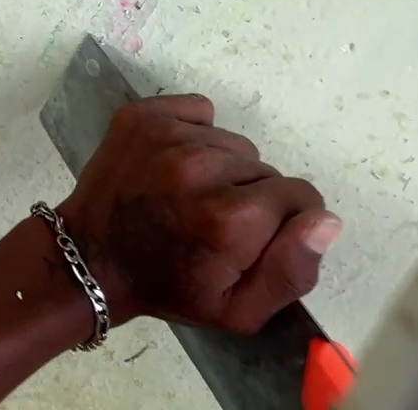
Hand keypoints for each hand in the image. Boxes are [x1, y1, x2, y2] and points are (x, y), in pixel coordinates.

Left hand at [56, 93, 338, 334]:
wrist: (91, 254)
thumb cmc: (169, 284)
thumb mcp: (239, 309)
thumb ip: (292, 269)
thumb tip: (325, 220)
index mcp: (229, 219)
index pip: (300, 197)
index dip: (286, 219)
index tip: (254, 234)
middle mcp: (198, 168)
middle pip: (264, 168)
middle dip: (252, 194)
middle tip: (213, 217)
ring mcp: (165, 135)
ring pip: (233, 142)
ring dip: (224, 165)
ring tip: (191, 193)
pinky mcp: (141, 115)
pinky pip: (200, 109)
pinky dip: (198, 130)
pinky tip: (176, 160)